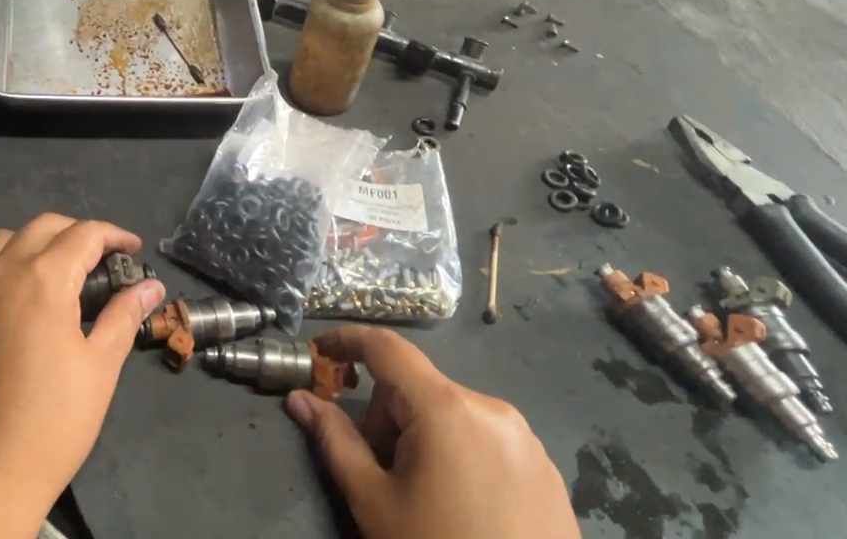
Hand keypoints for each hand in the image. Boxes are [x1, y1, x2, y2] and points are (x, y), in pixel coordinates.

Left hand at [0, 214, 165, 538]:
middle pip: (45, 226)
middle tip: (107, 258)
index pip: (83, 235)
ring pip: (10, 238)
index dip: (114, 235)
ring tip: (67, 268)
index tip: (135, 249)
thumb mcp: (100, 367)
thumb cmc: (53, 420)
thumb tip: (150, 287)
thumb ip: (124, 316)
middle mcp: (4, 270)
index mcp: (43, 278)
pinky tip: (30, 291)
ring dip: (42, 240)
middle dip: (79, 232)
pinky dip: (13, 258)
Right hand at [286, 326, 578, 538]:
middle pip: (416, 389)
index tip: (319, 353)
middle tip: (379, 470)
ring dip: (421, 436)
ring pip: (449, 414)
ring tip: (421, 495)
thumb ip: (334, 440)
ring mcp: (525, 440)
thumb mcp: (374, 501)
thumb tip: (299, 398)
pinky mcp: (547, 470)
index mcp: (446, 408)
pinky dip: (458, 455)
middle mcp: (490, 408)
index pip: (386, 347)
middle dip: (386, 417)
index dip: (347, 340)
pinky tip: (460, 505)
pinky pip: (485, 439)